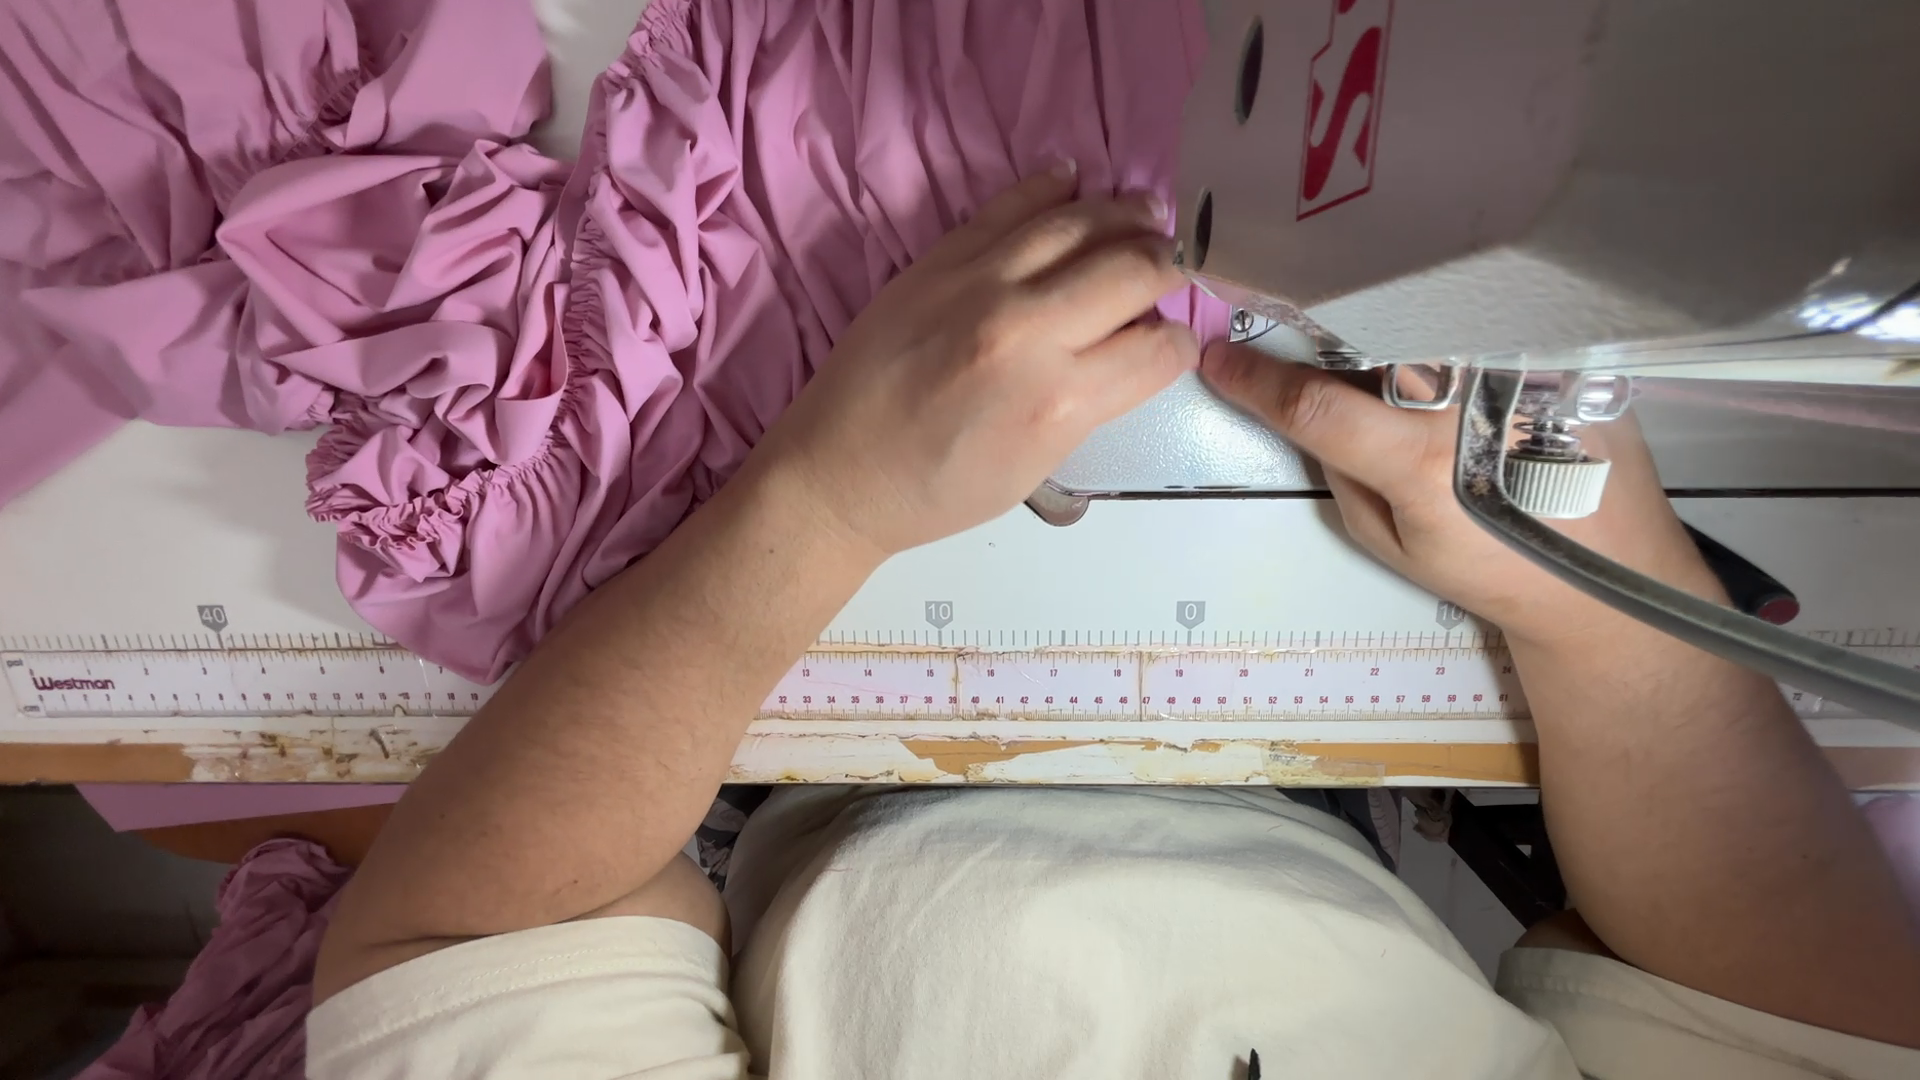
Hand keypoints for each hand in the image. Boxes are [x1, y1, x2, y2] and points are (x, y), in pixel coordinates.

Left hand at [750, 165, 1197, 556]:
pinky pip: (1010, 205)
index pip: (1157, 347)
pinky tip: (1075, 183)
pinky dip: (1052, 189)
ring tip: (1147, 219)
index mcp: (1058, 400)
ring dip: (1126, 217)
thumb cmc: (936, 491)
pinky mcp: (938, 261)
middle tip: (1170, 270)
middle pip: (1134, 269)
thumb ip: (1090, 404)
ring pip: (1080, 223)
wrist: (840, 473)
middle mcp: (1027, 330)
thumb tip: (1129, 350)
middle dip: (1167, 269)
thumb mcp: (1033, 469)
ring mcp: (979, 285)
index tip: (1170, 342)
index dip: (1177, 343)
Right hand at [1198, 343, 1722, 647]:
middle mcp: (1476, 405)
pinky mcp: (1567, 360)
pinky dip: (1440, 327)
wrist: (1610, 578)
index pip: (1315, 406)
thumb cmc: (1485, 571)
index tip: (1218, 360)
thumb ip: (1342, 471)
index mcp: (1423, 464)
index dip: (1256, 380)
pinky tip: (1434, 344)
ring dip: (1380, 325)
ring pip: (1427, 321)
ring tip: (1366, 338)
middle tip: (1290, 330)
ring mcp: (1529, 374)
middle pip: (1372, 340)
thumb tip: (1316, 414)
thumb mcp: (1386, 541)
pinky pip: (1480, 325)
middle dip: (1319, 334)